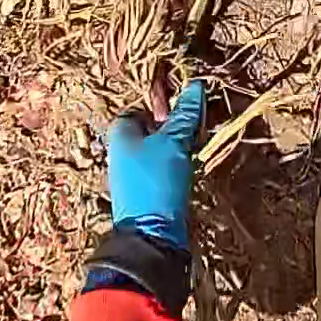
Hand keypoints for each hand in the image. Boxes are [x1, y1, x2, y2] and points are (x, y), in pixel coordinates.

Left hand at [106, 80, 205, 251]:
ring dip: (183, 139)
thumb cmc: (155, 180)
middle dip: (178, 120)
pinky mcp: (152, 185)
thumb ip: (185, 112)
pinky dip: (182, 156)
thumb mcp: (174, 141)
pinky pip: (168, 160)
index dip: (163, 101)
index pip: (142, 105)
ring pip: (164, 142)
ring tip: (200, 139)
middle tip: (198, 120)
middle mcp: (125, 149)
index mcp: (121, 133)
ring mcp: (138, 169)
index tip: (187, 102)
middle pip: (156, 123)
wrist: (152, 236)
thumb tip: (195, 84)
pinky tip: (195, 158)